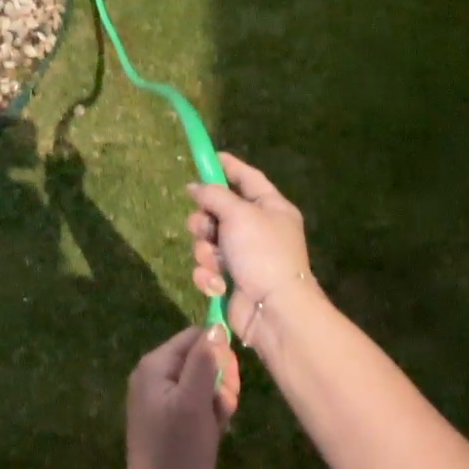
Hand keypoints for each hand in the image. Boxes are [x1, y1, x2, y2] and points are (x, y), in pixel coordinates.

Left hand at [123, 328, 228, 468]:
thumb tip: (214, 326)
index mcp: (155, 364)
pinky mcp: (168, 415)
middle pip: (201, 358)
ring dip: (217, 401)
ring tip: (215, 426)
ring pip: (203, 382)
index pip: (195, 337)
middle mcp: (154, 373)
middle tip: (220, 410)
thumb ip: (204, 361)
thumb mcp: (195, 402)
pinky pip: (196, 401)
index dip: (218, 355)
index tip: (225, 384)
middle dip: (219, 381)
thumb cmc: (179, 450)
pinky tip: (210, 433)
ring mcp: (160, 395)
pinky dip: (208, 414)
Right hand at [187, 152, 323, 346]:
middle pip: (219, 211)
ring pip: (208, 241)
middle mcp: (259, 229)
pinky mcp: (232, 279)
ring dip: (205, 251)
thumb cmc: (262, 254)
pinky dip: (208, 274)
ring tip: (214, 262)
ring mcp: (245, 256)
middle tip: (203, 227)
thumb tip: (194, 187)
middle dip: (204, 221)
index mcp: (271, 208)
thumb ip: (213, 195)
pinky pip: (208, 267)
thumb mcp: (238, 214)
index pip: (248, 178)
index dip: (228, 166)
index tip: (206, 157)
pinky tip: (216, 283)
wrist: (273, 311)